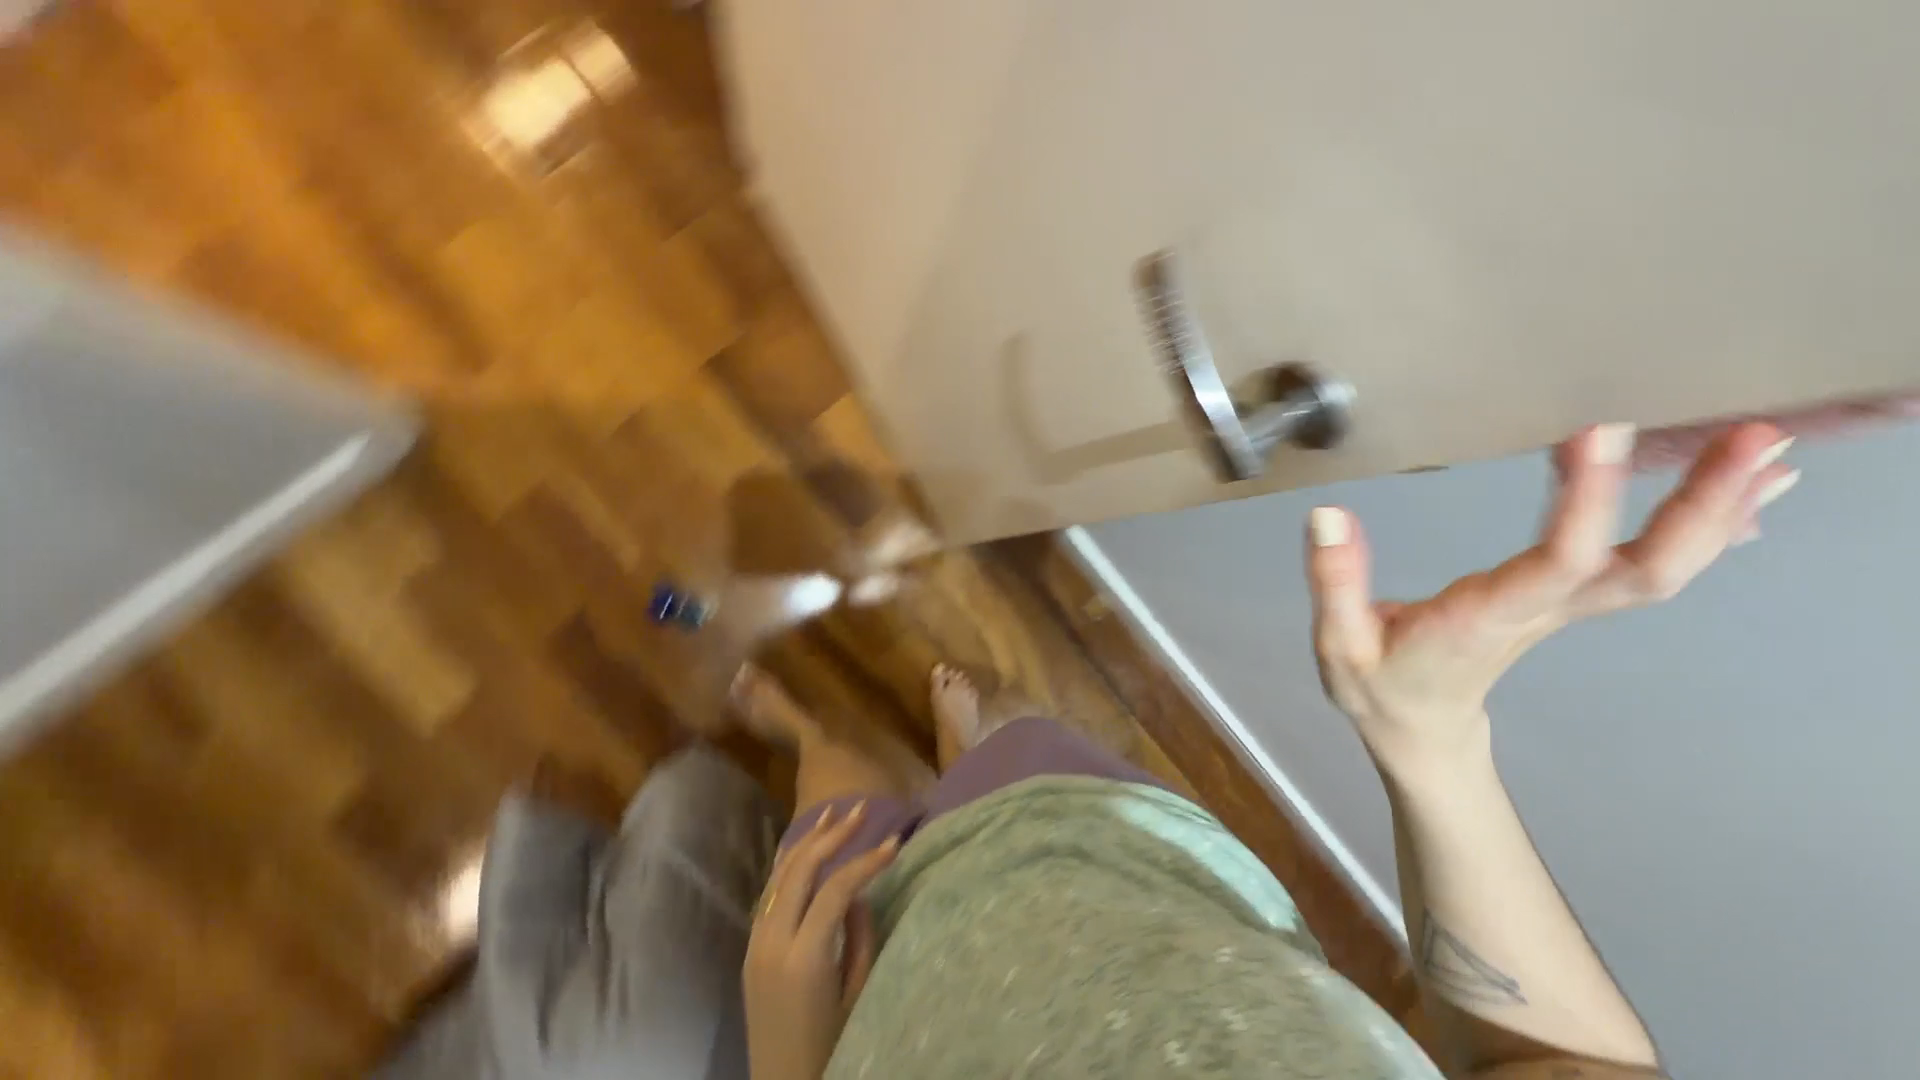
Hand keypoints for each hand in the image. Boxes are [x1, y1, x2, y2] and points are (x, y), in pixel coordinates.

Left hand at [744, 803, 898, 1079]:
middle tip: (861, 809)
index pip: (836, 888)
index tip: (894, 842)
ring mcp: (755, 944)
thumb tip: (859, 894)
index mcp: (803, 957)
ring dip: (806, 842)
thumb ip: (860, 939)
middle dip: (832, 835)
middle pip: (801, 870)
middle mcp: (772, 942)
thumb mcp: (857, 996)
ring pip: (779, 876)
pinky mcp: (750, 950)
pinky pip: (770, 894)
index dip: (866, 861)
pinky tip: (804, 849)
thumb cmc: (831, 1048)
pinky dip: (789, 865)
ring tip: (832, 815)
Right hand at [1304, 421, 1797, 771]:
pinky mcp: (1573, 601)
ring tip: (1766, 447)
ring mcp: (1569, 609)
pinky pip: (1653, 568)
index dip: (1585, 503)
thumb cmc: (1380, 686)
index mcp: (1487, 617)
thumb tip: (1329, 515)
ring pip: (1666, 569)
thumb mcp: (1338, 644)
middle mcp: (1544, 610)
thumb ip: (1334, 582)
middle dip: (1702, 507)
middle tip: (1750, 438)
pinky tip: (1747, 496)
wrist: (1421, 729)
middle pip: (1647, 570)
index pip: (1555, 563)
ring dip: (1722, 511)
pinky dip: (1709, 531)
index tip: (1599, 433)